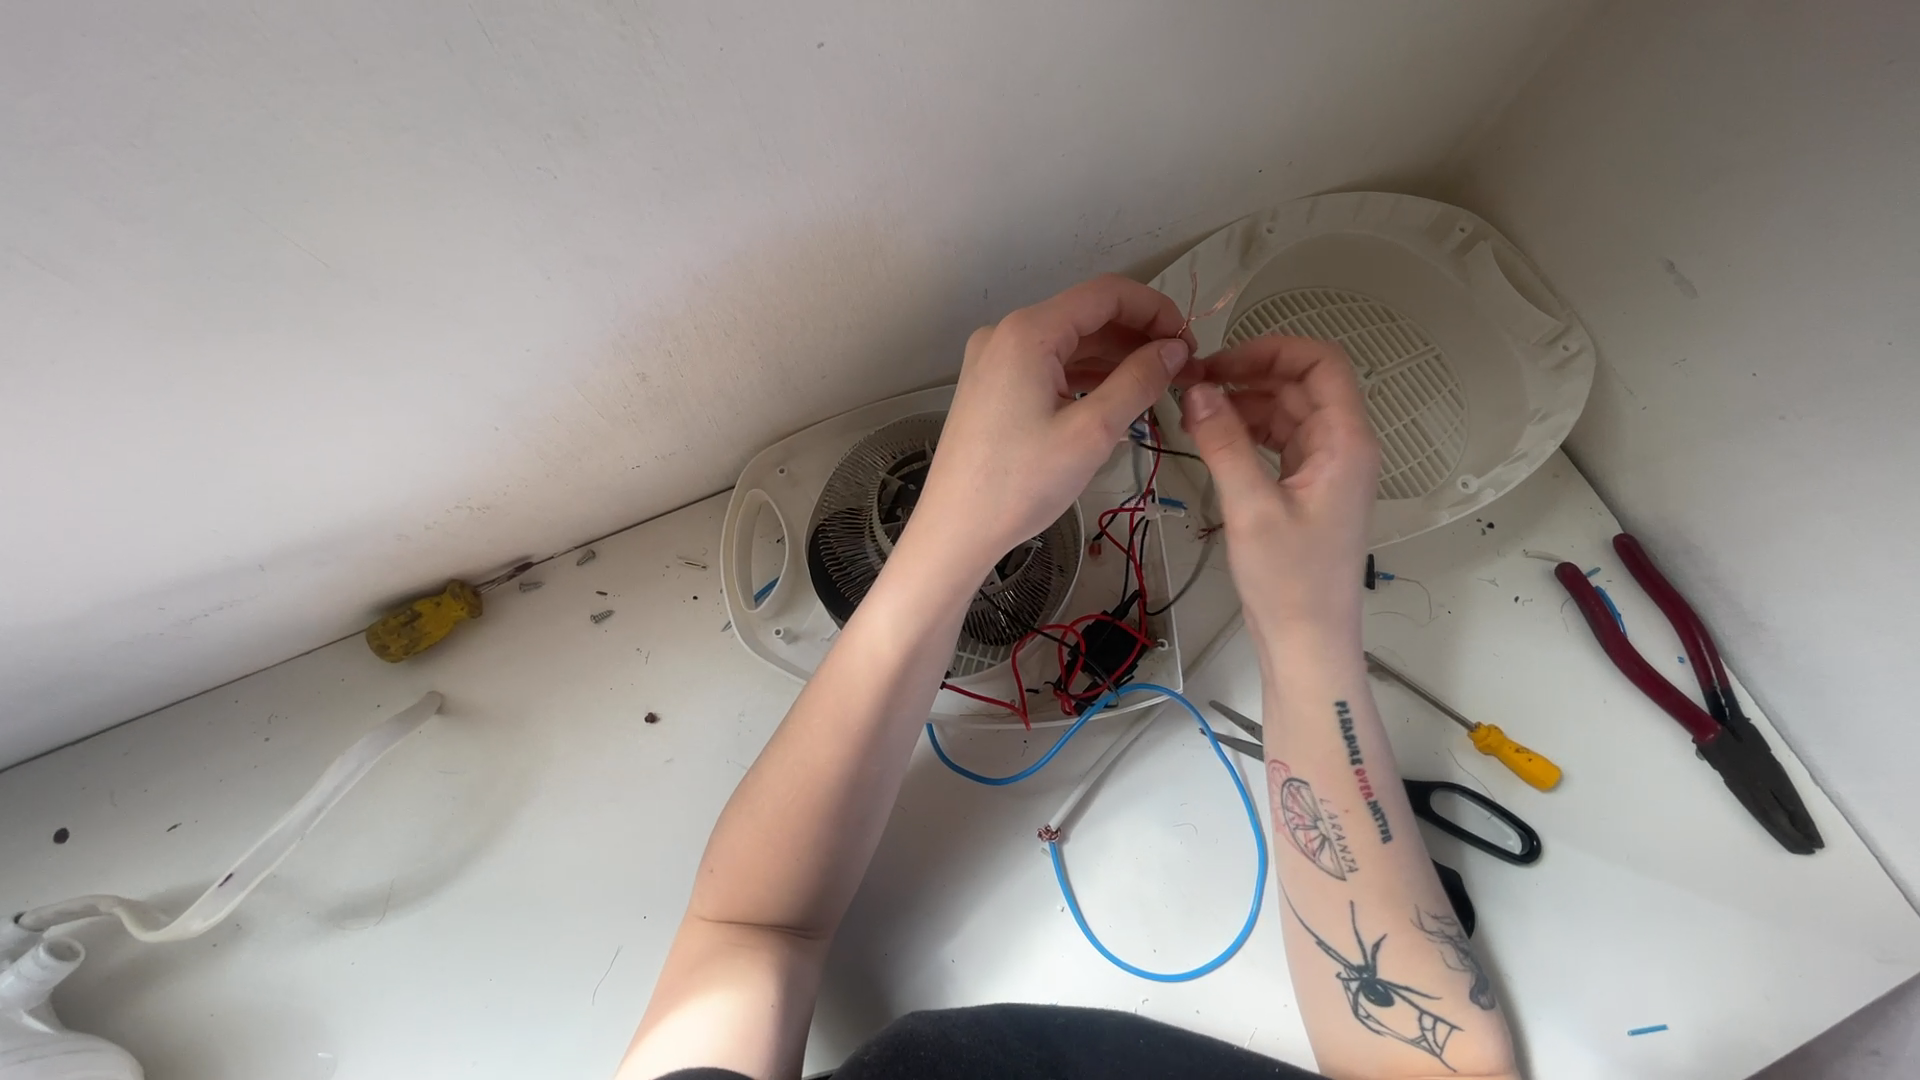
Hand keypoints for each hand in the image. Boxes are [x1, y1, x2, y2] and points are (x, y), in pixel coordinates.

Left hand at [910, 275, 1192, 571]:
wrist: (956, 529)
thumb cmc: (1020, 484)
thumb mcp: (1091, 432)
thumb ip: (1138, 381)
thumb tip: (1175, 350)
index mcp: (1028, 332)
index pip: (1106, 294)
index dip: (1155, 309)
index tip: (1189, 341)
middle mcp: (1005, 335)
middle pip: (1086, 317)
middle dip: (1138, 337)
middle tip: (1181, 370)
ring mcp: (994, 361)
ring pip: (1068, 344)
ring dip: (1114, 359)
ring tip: (1158, 385)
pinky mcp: (991, 388)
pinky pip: (1048, 368)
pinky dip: (1084, 377)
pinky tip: (1116, 396)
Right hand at [1181, 336, 1380, 650]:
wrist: (1306, 640)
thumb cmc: (1289, 579)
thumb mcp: (1250, 507)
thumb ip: (1223, 442)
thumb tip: (1195, 390)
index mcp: (1344, 443)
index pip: (1321, 364)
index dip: (1271, 350)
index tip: (1219, 362)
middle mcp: (1341, 448)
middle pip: (1301, 386)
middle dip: (1248, 375)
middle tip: (1193, 385)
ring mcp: (1324, 470)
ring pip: (1286, 413)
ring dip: (1243, 404)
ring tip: (1194, 410)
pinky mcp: (1305, 491)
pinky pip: (1277, 443)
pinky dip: (1246, 432)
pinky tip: (1212, 437)